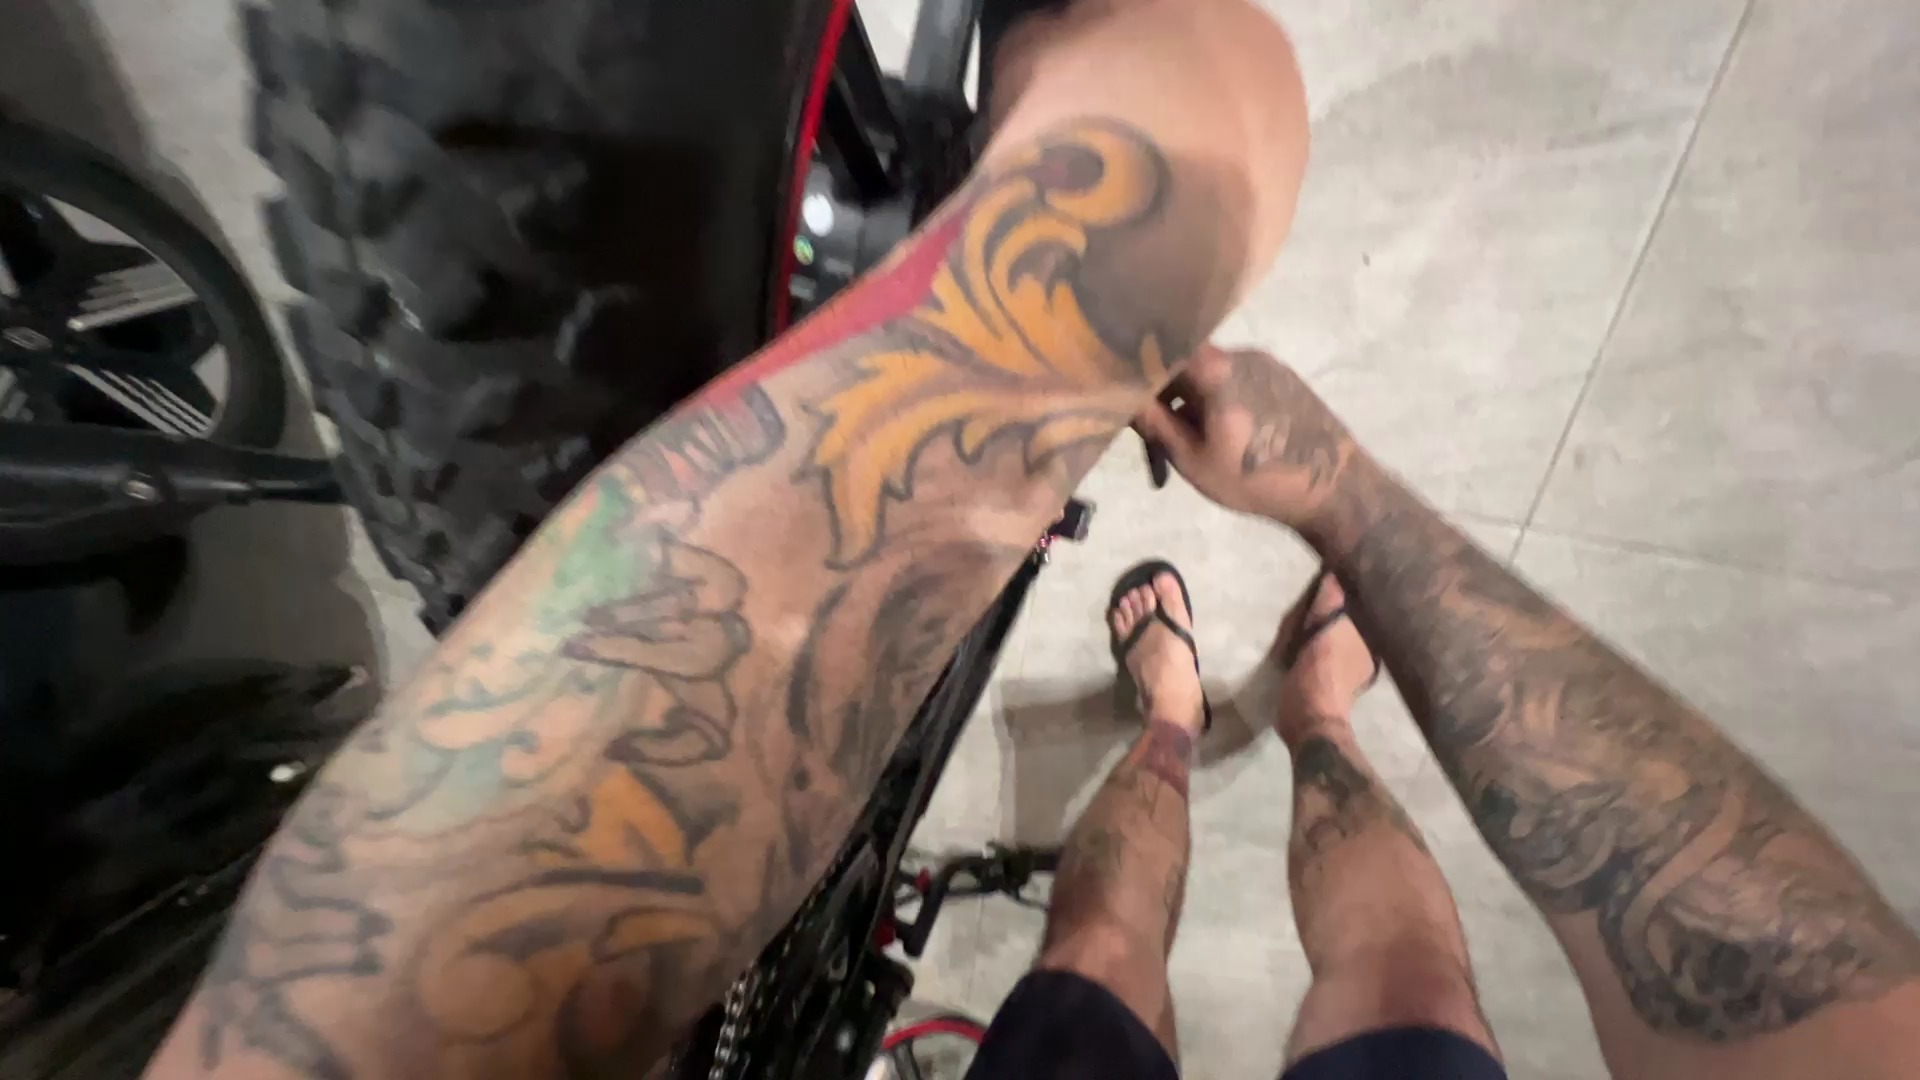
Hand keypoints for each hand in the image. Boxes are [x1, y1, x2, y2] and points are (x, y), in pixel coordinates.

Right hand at [1134, 347, 1362, 531]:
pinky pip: (1235, 380)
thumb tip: (1122, 398)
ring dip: (1192, 400)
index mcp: (1217, 370)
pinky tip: (1222, 435)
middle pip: (1186, 362)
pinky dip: (1217, 400)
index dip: (1139, 366)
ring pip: (1210, 373)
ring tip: (1191, 441)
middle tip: (1155, 432)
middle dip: (1165, 392)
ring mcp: (1266, 364)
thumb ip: (1155, 424)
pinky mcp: (1283, 377)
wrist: (1333, 488)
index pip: (1163, 348)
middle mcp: (1241, 355)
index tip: (1122, 392)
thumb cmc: (1254, 478)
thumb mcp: (1192, 460)